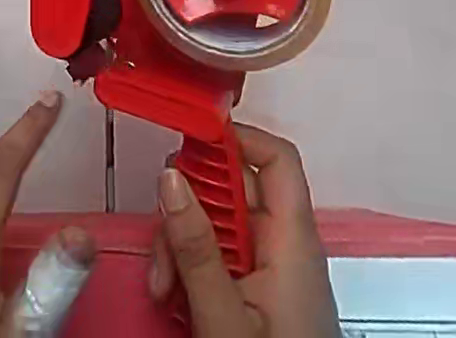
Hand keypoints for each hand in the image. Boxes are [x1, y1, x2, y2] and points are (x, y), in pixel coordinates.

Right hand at [150, 125, 340, 337]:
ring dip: (184, 244)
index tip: (193, 142)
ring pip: (220, 224)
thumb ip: (196, 246)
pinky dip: (192, 268)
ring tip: (163, 286)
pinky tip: (173, 297)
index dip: (240, 138)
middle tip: (162, 240)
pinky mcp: (256, 291)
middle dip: (192, 208)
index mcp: (292, 237)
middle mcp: (284, 243)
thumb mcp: (223, 317)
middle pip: (236, 191)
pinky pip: (220, 256)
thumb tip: (170, 176)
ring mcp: (269, 267)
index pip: (277, 158)